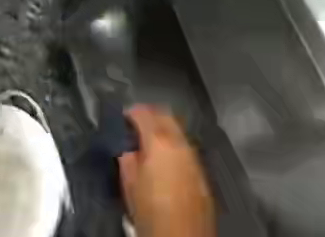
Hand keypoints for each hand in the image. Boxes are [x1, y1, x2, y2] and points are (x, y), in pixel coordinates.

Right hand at [119, 105, 215, 236]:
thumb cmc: (152, 212)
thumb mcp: (130, 187)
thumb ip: (127, 160)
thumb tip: (128, 148)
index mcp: (158, 140)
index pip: (144, 113)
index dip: (131, 112)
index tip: (123, 118)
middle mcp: (179, 140)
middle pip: (164, 114)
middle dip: (149, 114)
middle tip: (136, 124)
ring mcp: (193, 153)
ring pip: (177, 129)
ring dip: (163, 128)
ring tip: (150, 140)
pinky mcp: (201, 169)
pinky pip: (185, 146)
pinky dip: (174, 144)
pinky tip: (166, 158)